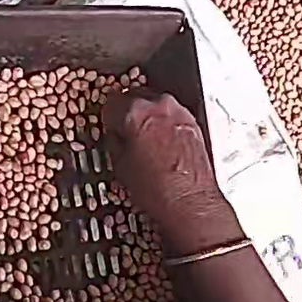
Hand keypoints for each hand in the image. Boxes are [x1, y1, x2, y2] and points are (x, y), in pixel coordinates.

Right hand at [103, 89, 239, 253]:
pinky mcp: (193, 123)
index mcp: (134, 112)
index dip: (108, 120)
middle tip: (125, 136)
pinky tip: (162, 147)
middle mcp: (159, 105)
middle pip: (135, 98)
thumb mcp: (120, 167)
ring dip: (148, 119)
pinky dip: (165, 126)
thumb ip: (114, 143)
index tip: (109, 128)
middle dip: (128, 114)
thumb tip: (116, 137)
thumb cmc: (160, 191)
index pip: (111, 104)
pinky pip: (172, 117)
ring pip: (155, 106)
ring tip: (145, 145)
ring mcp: (179, 112)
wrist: (191, 203)